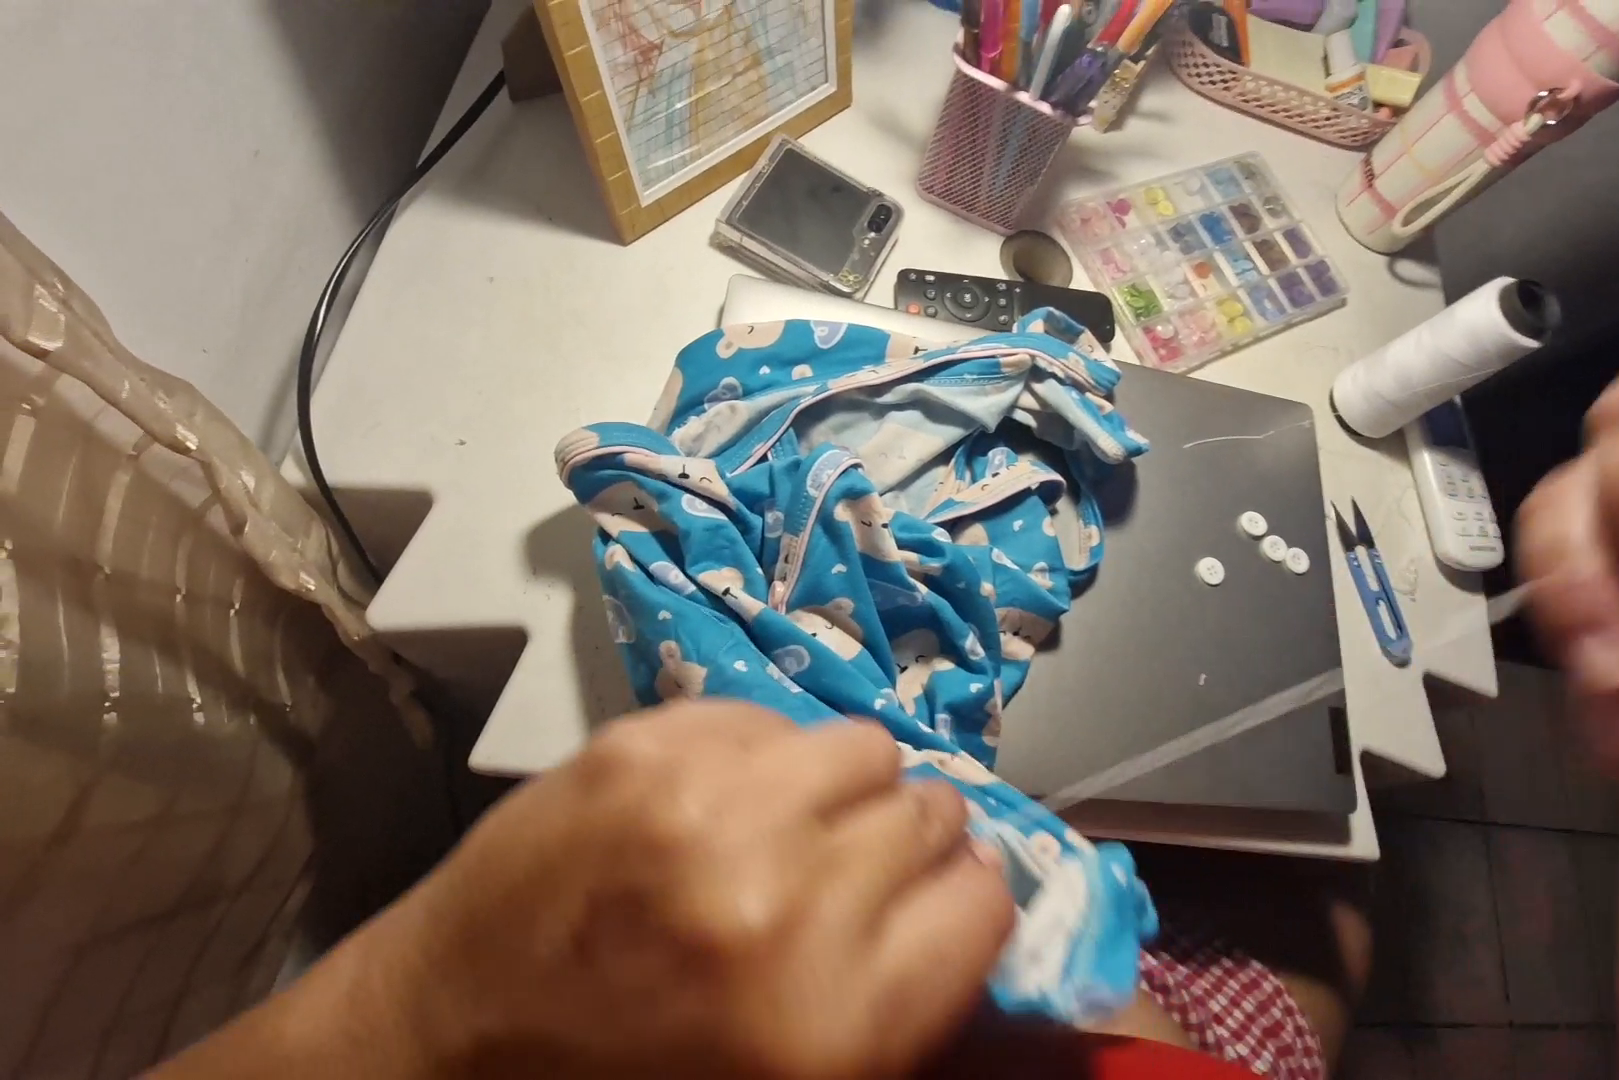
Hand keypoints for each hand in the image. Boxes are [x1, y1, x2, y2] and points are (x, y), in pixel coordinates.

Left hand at [158, 702, 1013, 1079]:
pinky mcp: (647, 743)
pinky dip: (763, 758)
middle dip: (902, 843)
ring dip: (840, 788)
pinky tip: (711, 801)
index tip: (933, 898)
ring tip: (782, 823)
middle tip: (842, 868)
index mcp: (836, 1022)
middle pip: (933, 812)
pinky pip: (774, 721)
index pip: (988, 902)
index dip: (965, 898)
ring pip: (866, 746)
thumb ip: (908, 988)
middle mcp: (785, 901)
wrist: (427, 1061)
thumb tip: (974, 875)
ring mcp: (708, 805)